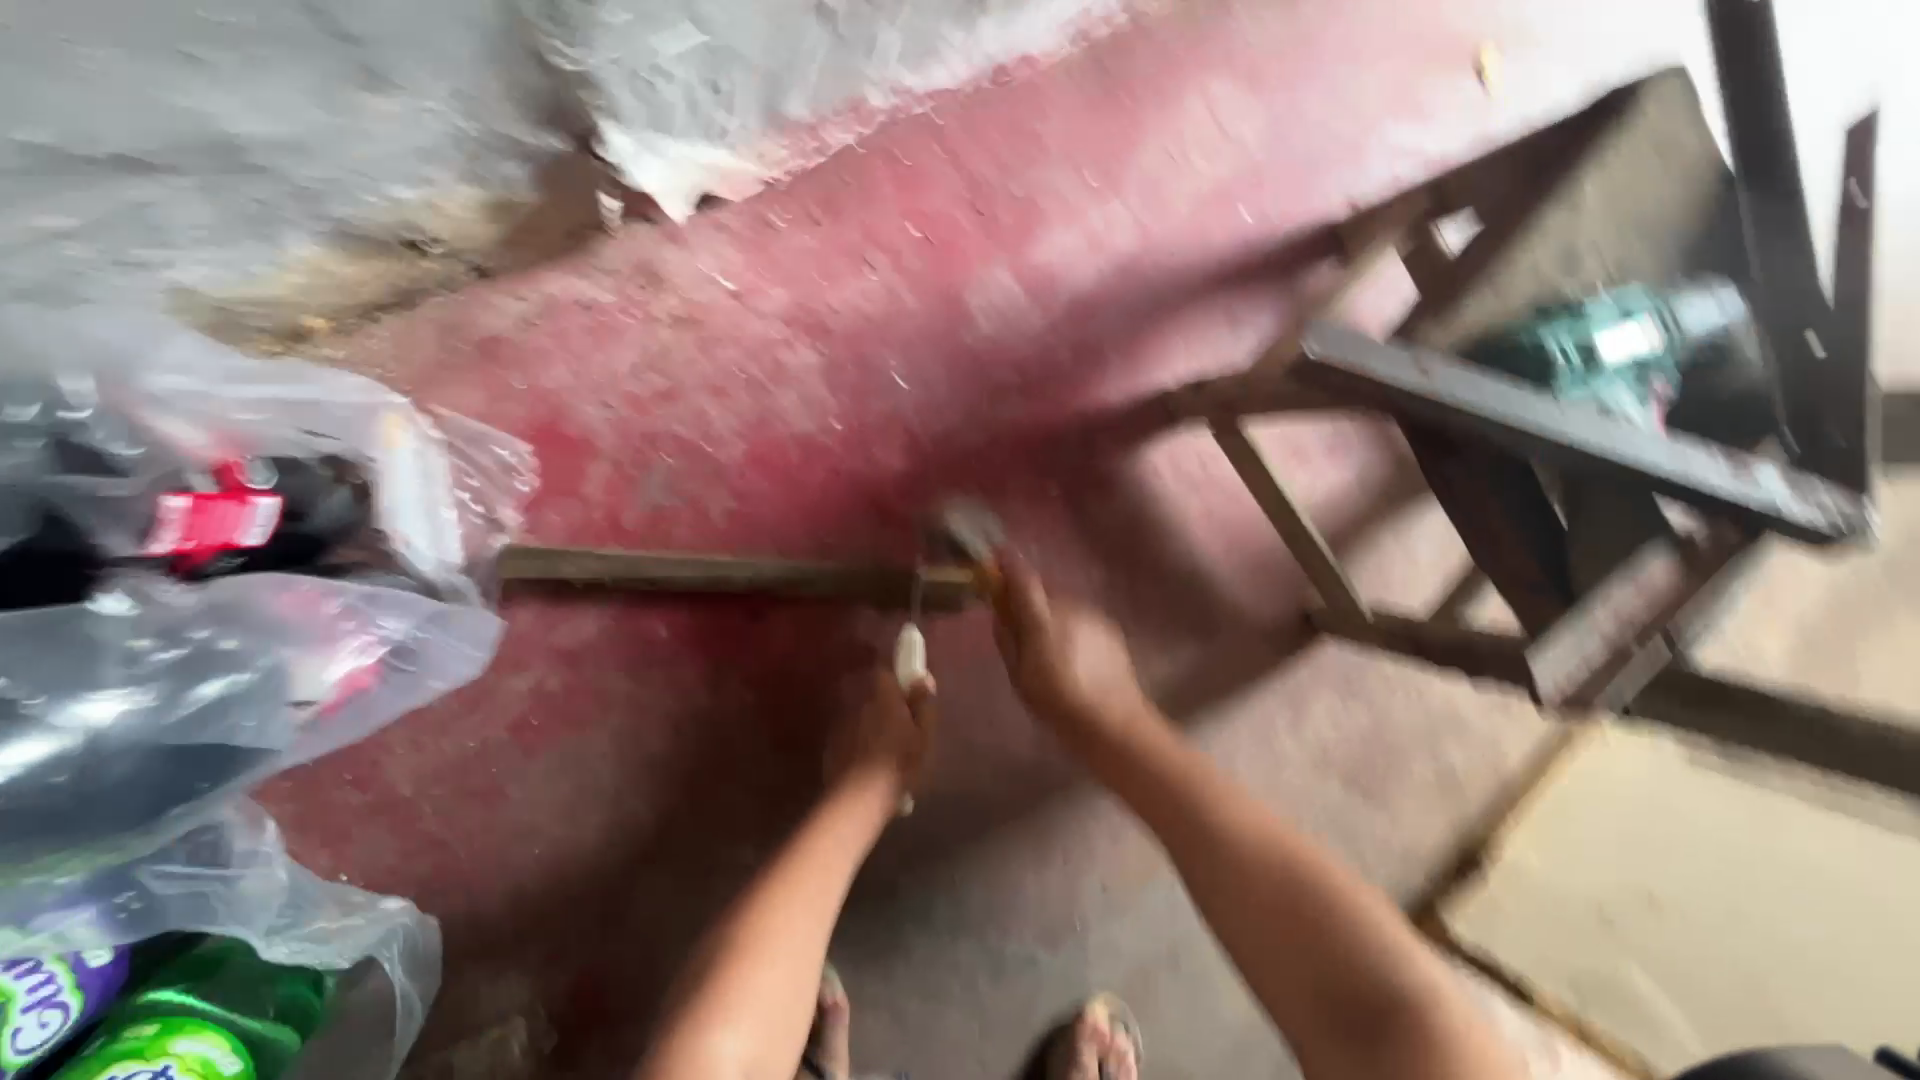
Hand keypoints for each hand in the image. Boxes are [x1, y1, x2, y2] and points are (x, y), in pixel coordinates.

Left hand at [825, 667, 935, 797]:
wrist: (858, 798)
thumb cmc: (899, 764)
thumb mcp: (923, 735)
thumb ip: (923, 703)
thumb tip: (923, 677)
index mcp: (882, 695)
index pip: (885, 669)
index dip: (896, 676)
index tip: (908, 689)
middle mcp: (857, 700)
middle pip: (871, 690)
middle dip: (885, 699)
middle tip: (902, 721)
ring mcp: (841, 720)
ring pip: (859, 711)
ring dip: (871, 718)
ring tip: (885, 743)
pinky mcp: (831, 741)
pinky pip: (849, 730)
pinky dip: (858, 737)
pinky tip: (868, 757)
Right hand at [992, 554, 1150, 733]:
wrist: (1113, 722)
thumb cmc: (1058, 704)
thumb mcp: (1019, 676)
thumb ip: (1007, 637)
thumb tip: (1000, 611)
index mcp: (1043, 619)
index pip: (1022, 579)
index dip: (1007, 564)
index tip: (996, 555)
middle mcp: (1070, 607)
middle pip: (1043, 592)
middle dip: (1029, 600)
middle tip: (1018, 623)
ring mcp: (1093, 615)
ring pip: (1063, 605)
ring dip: (1051, 615)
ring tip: (1047, 647)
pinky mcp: (1109, 627)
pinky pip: (1080, 618)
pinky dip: (1071, 627)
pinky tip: (1072, 654)